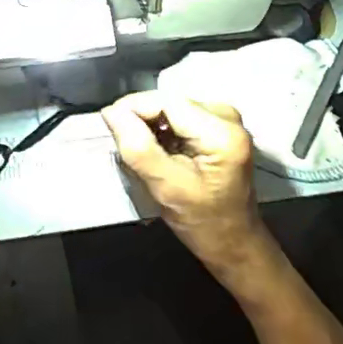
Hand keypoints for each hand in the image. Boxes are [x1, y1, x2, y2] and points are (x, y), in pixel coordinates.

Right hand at [103, 91, 268, 274]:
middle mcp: (226, 114)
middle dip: (142, 119)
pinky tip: (159, 150)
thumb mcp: (166, 189)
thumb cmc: (203, 223)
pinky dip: (164, 129)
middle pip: (170, 101)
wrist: (234, 242)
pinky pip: (181, 114)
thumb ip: (138, 149)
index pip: (166, 101)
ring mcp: (224, 117)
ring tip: (141, 151)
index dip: (133, 107)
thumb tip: (111, 112)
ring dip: (151, 124)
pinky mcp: (219, 123)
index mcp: (221, 131)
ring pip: (172, 106)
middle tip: (124, 145)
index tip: (109, 125)